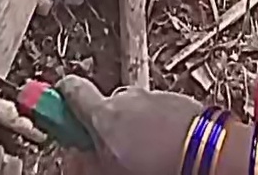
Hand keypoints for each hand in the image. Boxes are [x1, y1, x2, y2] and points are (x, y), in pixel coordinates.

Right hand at [55, 76, 205, 174]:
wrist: (207, 154)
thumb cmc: (158, 167)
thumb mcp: (109, 170)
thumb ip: (86, 163)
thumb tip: (72, 157)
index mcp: (104, 115)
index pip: (71, 90)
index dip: (59, 97)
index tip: (50, 103)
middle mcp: (127, 97)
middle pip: (103, 107)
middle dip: (102, 128)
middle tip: (108, 158)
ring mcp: (152, 96)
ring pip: (131, 111)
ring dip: (131, 130)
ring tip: (143, 161)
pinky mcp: (175, 99)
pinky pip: (154, 112)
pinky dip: (153, 127)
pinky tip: (161, 153)